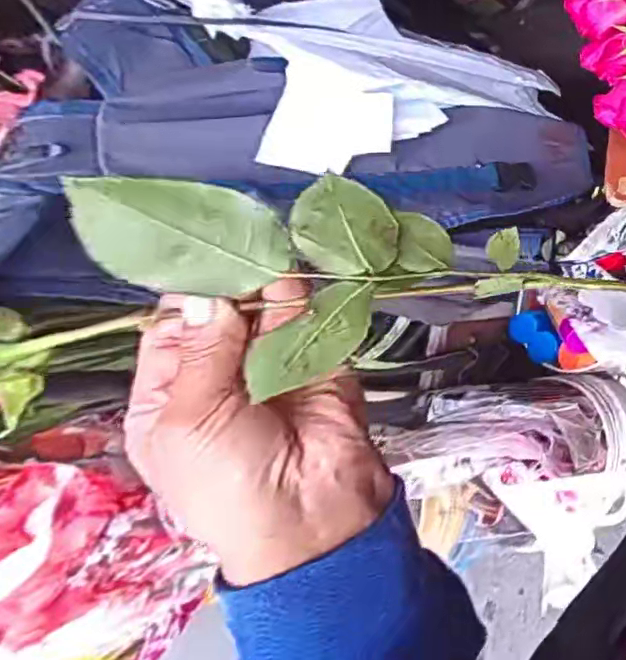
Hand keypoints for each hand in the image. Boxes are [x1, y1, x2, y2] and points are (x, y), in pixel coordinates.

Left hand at [125, 279, 393, 585]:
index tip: (202, 260)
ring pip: (276, 316)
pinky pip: (320, 326)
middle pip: (229, 317)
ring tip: (281, 267)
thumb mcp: (189, 418)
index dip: (186, 299)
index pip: (173, 331)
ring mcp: (280, 364)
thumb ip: (204, 355)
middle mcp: (224, 372)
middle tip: (249, 253)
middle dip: (236, 288)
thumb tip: (207, 298)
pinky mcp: (329, 360)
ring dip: (277, 293)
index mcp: (170, 391)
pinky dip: (317, 306)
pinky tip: (312, 286)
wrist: (305, 498)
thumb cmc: (222, 475)